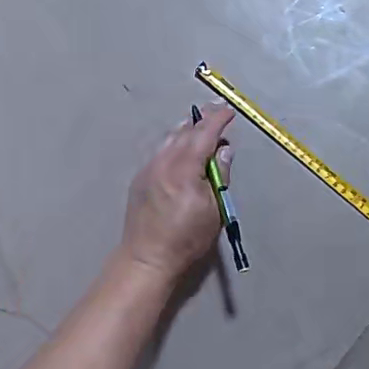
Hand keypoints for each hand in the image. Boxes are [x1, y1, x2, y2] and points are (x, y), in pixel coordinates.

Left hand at [119, 106, 234, 278]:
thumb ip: (219, 175)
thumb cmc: (186, 238)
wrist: (147, 257)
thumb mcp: (214, 209)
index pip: (204, 133)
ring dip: (186, 131)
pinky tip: (180, 152)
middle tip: (216, 113)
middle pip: (184, 131)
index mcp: (184, 169)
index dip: (217, 119)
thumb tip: (223, 151)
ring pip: (169, 139)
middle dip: (202, 120)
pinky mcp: (140, 179)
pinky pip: (160, 152)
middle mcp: (163, 163)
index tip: (228, 110)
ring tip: (199, 129)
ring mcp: (148, 169)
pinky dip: (173, 145)